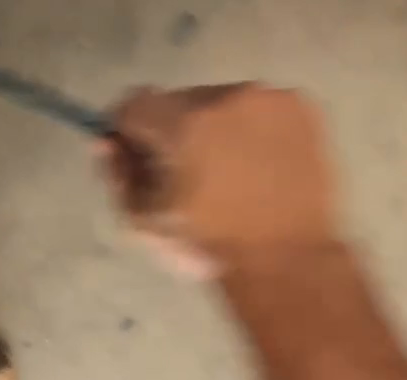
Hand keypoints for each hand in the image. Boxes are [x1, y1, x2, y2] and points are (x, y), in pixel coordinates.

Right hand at [100, 84, 338, 277]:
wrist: (283, 256)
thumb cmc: (204, 244)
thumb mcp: (143, 219)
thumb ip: (119, 174)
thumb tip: (105, 141)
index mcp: (186, 124)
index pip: (134, 103)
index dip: (123, 129)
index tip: (129, 155)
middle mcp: (229, 96)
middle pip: (177, 100)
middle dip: (168, 130)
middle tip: (177, 172)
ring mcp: (271, 97)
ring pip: (217, 102)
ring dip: (206, 128)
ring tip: (217, 172)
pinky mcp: (301, 106)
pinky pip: (254, 108)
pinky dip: (242, 130)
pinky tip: (247, 165)